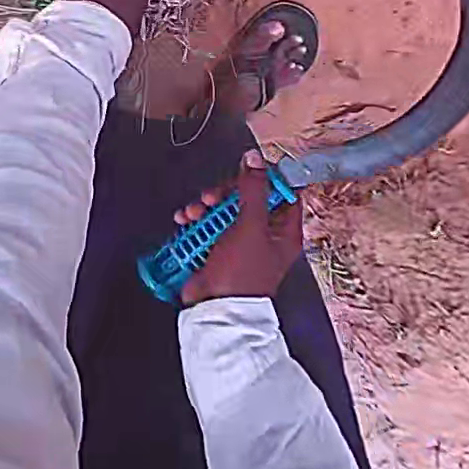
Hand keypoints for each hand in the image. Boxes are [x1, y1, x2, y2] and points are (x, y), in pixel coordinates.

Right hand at [176, 150, 304, 304]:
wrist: (215, 309)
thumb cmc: (240, 273)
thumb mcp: (250, 226)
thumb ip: (252, 190)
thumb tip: (255, 159)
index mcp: (283, 231)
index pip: (283, 193)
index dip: (266, 179)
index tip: (246, 171)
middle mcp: (264, 235)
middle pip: (248, 198)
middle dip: (225, 194)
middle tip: (212, 198)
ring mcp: (239, 242)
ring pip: (224, 210)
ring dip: (206, 207)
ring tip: (194, 213)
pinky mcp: (217, 249)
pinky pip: (207, 225)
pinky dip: (196, 220)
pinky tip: (185, 221)